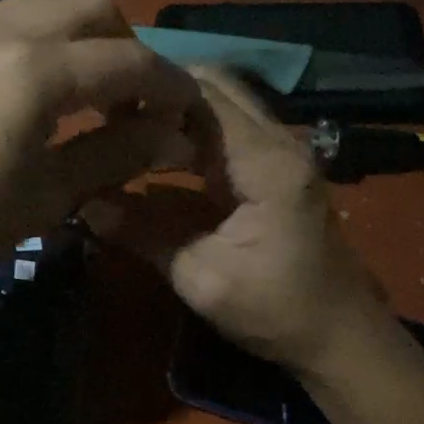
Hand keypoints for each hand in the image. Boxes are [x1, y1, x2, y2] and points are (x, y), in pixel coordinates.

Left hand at [0, 0, 198, 298]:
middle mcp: (2, 29)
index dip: (170, 87)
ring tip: (91, 93)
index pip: (128, 62)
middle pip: (92, 7)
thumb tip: (172, 135)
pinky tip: (42, 87)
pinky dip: (43, 37)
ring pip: (48, 3)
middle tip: (136, 102)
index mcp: (34, 70)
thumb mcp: (46, 196)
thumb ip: (116, 154)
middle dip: (128, 47)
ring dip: (84, 36)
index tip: (189, 115)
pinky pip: (10, 18)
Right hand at [84, 67, 391, 377]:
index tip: (100, 106)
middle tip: (105, 112)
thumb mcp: (201, 278)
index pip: (204, 96)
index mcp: (266, 163)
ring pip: (217, 102)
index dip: (151, 92)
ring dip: (170, 108)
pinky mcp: (267, 168)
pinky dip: (183, 131)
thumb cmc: (276, 311)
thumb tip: (83, 204)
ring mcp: (276, 152)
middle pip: (214, 84)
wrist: (340, 339)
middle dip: (159, 90)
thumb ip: (143, 233)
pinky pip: (221, 130)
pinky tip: (147, 153)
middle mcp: (277, 142)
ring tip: (119, 126)